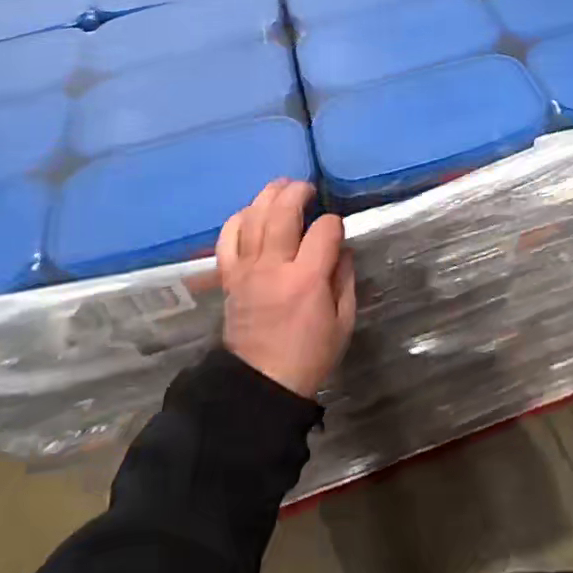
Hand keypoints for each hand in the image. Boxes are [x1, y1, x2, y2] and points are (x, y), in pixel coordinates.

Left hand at [214, 178, 355, 398]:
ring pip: (253, 217)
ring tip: (283, 186)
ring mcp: (246, 270)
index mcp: (307, 279)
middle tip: (309, 189)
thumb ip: (345, 279)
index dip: (336, 224)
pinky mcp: (229, 277)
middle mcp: (273, 267)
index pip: (324, 230)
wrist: (259, 385)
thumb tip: (341, 250)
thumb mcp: (343, 321)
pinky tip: (252, 211)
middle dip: (299, 192)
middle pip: (282, 212)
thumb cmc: (309, 355)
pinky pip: (227, 238)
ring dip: (269, 195)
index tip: (339, 233)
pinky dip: (239, 218)